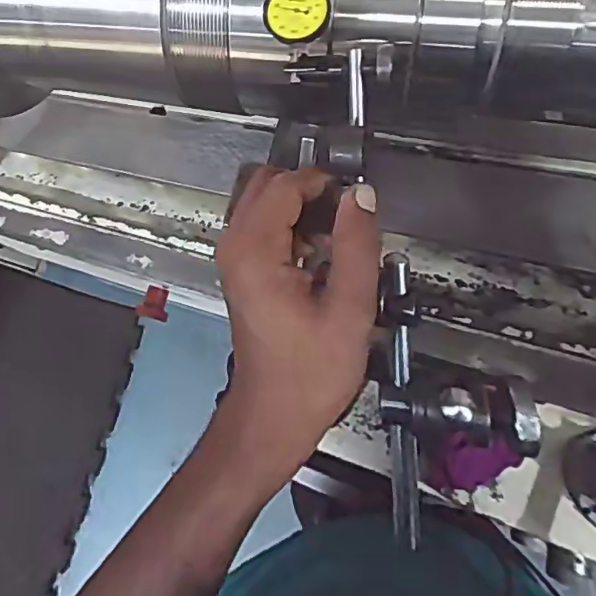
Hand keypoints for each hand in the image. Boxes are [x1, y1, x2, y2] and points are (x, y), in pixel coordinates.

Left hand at [213, 168, 381, 474]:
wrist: (274, 413)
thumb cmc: (308, 373)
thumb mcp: (350, 310)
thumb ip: (357, 246)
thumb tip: (361, 196)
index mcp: (254, 250)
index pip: (283, 184)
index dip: (320, 183)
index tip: (351, 199)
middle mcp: (235, 244)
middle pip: (266, 182)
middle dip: (307, 188)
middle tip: (343, 215)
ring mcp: (233, 254)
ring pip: (262, 198)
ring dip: (299, 205)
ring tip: (334, 239)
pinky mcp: (241, 266)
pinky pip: (263, 222)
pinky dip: (291, 223)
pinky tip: (318, 255)